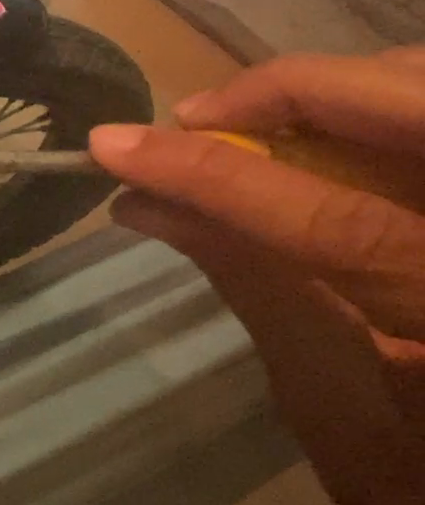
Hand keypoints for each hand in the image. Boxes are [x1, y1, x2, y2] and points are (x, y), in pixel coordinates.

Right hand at [89, 48, 424, 504]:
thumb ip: (259, 287)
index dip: (209, 172)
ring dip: (339, 95)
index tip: (110, 143)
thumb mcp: (342, 411)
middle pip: (421, 106)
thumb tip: (142, 201)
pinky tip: (322, 145)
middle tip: (198, 123)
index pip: (336, 221)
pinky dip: (376, 116)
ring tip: (253, 131)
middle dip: (296, 93)